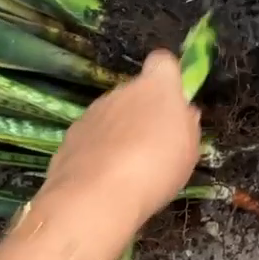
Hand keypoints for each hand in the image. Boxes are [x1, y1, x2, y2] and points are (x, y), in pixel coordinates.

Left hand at [28, 50, 200, 253]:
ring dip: (121, 133)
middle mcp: (120, 92)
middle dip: (144, 112)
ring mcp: (91, 113)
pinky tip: (106, 179)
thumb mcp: (189, 151)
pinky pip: (92, 137)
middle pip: (136, 93)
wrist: (95, 197)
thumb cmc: (156, 168)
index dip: (169, 76)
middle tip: (156, 145)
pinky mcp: (70, 137)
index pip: (163, 61)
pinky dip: (99, 151)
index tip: (174, 99)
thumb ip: (187, 125)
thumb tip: (184, 113)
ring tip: (129, 168)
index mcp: (155, 87)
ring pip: (112, 115)